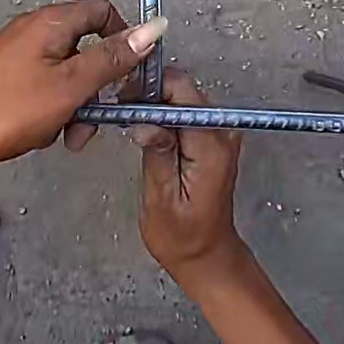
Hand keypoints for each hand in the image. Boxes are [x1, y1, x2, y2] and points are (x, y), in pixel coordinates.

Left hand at [0, 0, 166, 177]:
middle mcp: (32, 31)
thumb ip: (112, 59)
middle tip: (90, 120)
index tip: (128, 77)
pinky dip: (50, 109)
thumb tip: (154, 27)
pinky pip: (42, 87)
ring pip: (65, 73)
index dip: (124, 41)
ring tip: (61, 134)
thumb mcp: (69, 86)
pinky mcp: (3, 77)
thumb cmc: (2, 110)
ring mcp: (16, 54)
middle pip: (85, 46)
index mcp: (50, 23)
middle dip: (97, 85)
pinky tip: (40, 133)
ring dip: (74, 104)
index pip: (102, 12)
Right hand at [132, 68, 246, 282]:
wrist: (206, 256)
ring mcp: (219, 132)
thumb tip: (143, 122)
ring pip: (181, 94)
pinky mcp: (210, 136)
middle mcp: (221, 131)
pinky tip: (144, 127)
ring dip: (153, 100)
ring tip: (128, 118)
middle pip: (181, 87)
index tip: (124, 100)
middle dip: (148, 92)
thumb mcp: (161, 197)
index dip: (149, 87)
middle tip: (121, 110)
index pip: (181, 89)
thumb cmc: (181, 235)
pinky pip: (184, 109)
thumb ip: (157, 154)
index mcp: (210, 144)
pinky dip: (161, 111)